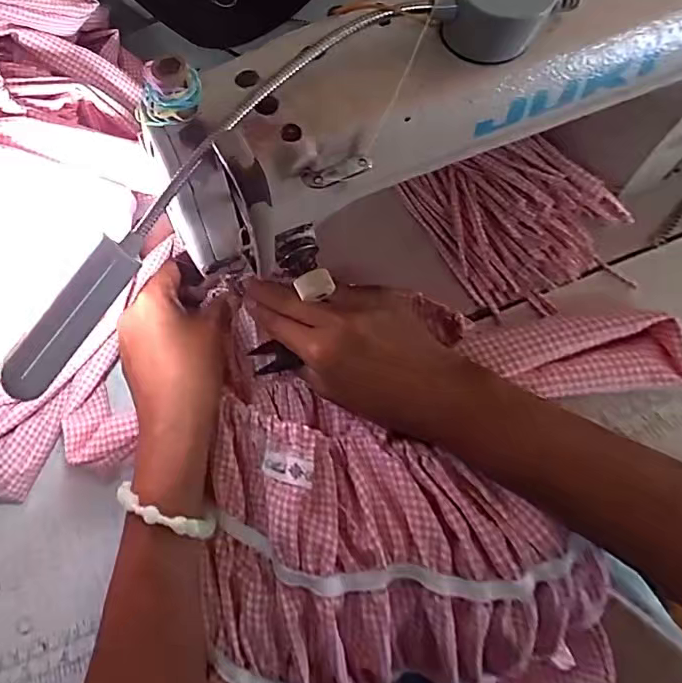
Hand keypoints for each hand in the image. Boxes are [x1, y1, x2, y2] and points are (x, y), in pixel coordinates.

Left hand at [118, 261, 230, 511]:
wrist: (175, 425)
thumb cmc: (193, 373)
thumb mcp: (214, 329)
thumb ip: (219, 302)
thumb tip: (223, 295)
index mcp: (147, 299)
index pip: (171, 265)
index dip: (196, 267)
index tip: (214, 274)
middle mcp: (130, 313)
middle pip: (159, 286)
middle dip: (187, 289)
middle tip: (214, 298)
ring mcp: (126, 336)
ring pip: (154, 308)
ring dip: (178, 309)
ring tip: (204, 321)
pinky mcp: (130, 355)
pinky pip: (149, 329)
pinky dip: (168, 328)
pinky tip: (190, 341)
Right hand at [243, 280, 502, 443]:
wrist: (436, 389)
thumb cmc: (382, 402)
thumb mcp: (334, 393)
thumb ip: (307, 366)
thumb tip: (291, 347)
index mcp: (319, 350)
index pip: (278, 323)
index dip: (258, 310)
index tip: (245, 298)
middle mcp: (334, 320)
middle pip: (290, 299)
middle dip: (266, 289)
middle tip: (249, 281)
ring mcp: (359, 303)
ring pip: (318, 290)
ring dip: (300, 290)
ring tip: (286, 288)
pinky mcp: (381, 295)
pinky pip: (348, 292)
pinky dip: (335, 297)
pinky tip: (332, 302)